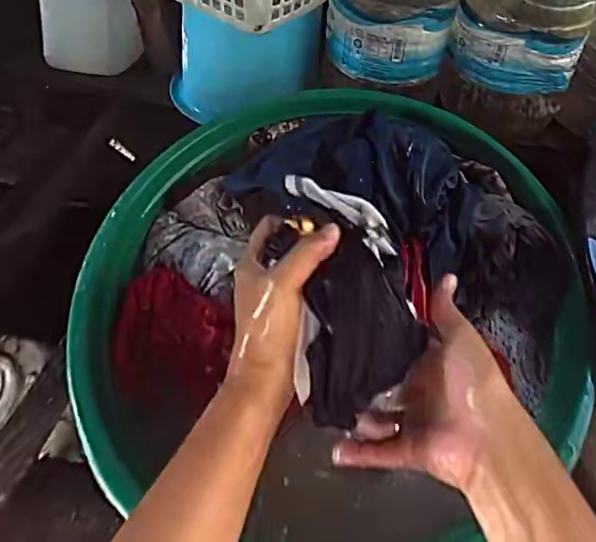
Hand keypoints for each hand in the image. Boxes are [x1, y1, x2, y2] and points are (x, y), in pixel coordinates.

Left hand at [228, 216, 338, 403]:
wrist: (267, 381)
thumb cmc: (265, 331)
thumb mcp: (284, 283)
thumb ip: (307, 253)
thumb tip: (332, 229)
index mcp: (251, 263)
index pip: (271, 225)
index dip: (292, 217)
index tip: (319, 215)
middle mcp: (264, 275)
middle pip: (290, 244)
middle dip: (312, 235)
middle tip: (338, 228)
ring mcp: (279, 293)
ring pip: (304, 263)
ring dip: (321, 256)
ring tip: (345, 246)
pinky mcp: (296, 310)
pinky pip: (314, 283)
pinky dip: (326, 276)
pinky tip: (342, 272)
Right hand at [330, 273, 519, 491]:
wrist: (488, 435)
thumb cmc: (477, 380)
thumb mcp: (460, 336)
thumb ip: (444, 310)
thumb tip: (447, 277)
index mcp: (434, 364)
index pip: (404, 351)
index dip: (384, 344)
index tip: (357, 333)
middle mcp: (423, 391)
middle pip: (387, 385)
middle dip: (366, 381)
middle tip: (340, 370)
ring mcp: (415, 421)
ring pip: (378, 418)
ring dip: (359, 415)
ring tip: (337, 404)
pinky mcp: (409, 449)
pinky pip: (379, 452)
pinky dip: (358, 453)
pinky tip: (338, 447)